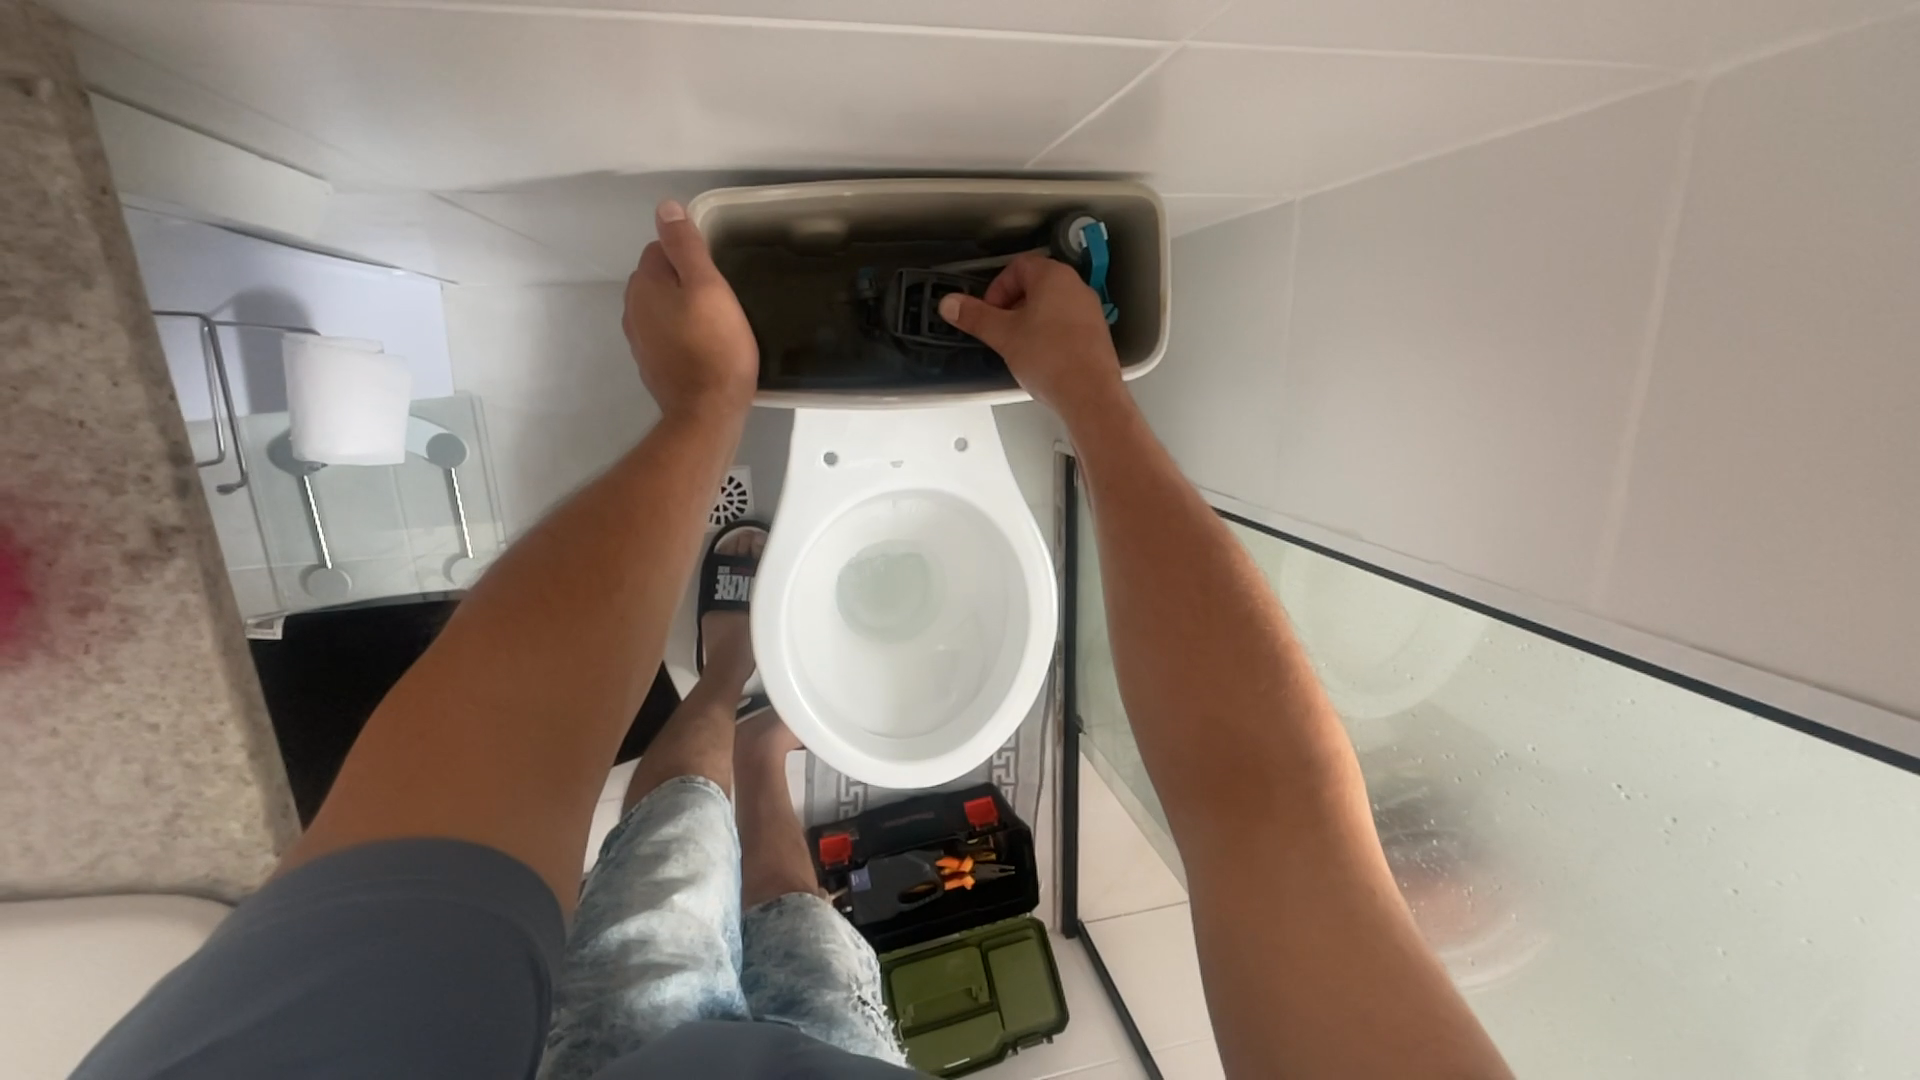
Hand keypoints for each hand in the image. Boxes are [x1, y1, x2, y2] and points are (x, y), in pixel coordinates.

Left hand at [623, 200, 758, 420]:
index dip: (691, 257)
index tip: (718, 276)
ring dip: (683, 311)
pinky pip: (666, 337)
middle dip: (685, 283)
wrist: (707, 412)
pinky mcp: (653, 366)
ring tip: (717, 326)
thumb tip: (665, 207)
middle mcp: (633, 309)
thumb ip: (686, 247)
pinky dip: (682, 337)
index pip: (662, 249)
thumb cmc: (716, 347)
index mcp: (644, 284)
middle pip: (660, 279)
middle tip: (722, 301)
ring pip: (662, 310)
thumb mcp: (709, 288)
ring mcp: (640, 341)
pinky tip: (705, 350)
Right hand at [936, 254, 1124, 417]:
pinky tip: (1041, 359)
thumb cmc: (1050, 359)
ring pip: (1051, 307)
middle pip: (1035, 286)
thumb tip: (950, 303)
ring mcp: (1089, 311)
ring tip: (1019, 348)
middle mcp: (1076, 287)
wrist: (1090, 395)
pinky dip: (1049, 335)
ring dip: (1030, 322)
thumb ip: (975, 317)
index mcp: (1053, 277)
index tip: (988, 312)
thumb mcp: (1003, 336)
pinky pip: (1066, 325)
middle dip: (1012, 306)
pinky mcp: (1096, 334)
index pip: (1017, 266)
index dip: (997, 288)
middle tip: (1000, 331)